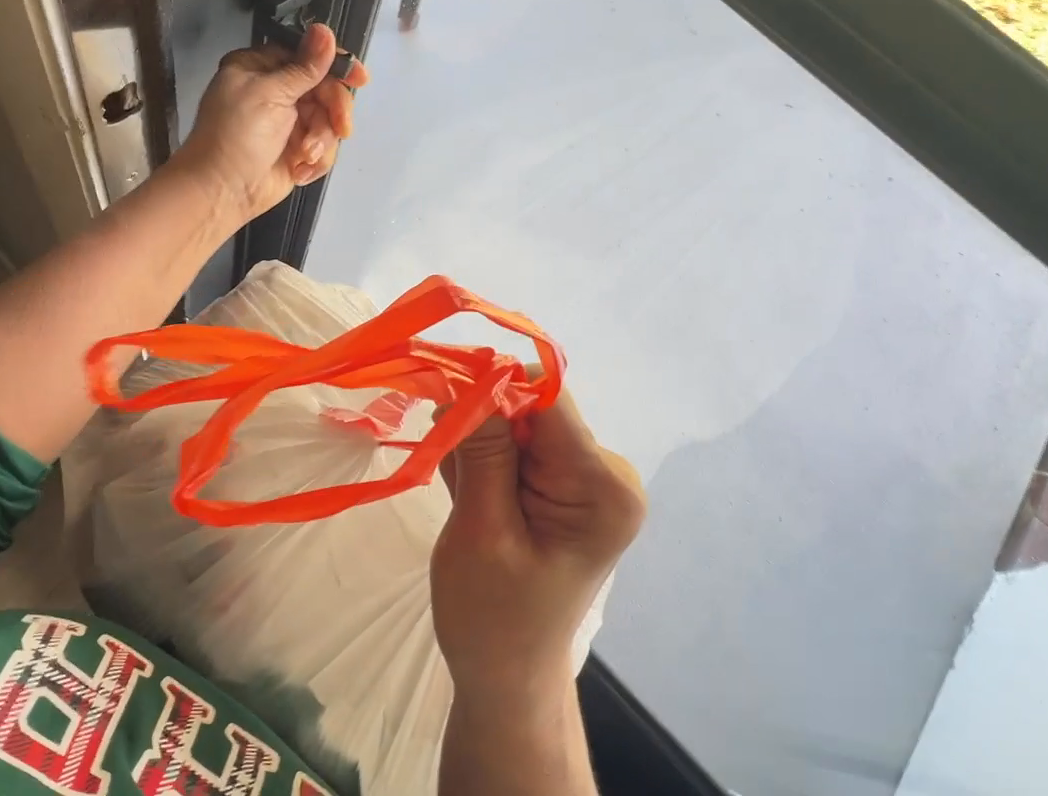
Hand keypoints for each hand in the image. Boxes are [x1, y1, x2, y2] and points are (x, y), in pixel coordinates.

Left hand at [172, 23, 369, 221]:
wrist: (222, 192)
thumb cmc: (233, 137)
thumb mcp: (269, 94)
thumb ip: (304, 68)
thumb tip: (325, 32)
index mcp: (261, 68)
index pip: (308, 57)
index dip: (336, 66)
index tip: (359, 78)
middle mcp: (275, 92)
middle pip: (325, 90)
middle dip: (333, 111)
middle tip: (340, 128)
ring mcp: (287, 123)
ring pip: (328, 121)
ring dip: (321, 140)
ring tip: (304, 156)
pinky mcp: (296, 151)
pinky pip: (324, 148)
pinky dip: (317, 160)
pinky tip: (300, 170)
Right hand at [430, 388, 645, 697]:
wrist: (506, 672)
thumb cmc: (491, 616)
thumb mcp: (481, 532)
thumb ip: (482, 452)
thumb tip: (470, 375)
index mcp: (603, 489)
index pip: (548, 402)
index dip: (492, 390)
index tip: (442, 398)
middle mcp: (606, 473)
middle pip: (532, 408)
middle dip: (480, 422)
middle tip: (443, 459)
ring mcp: (585, 477)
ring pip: (517, 423)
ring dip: (476, 445)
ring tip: (460, 496)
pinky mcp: (561, 482)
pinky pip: (515, 444)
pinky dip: (482, 459)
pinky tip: (468, 495)